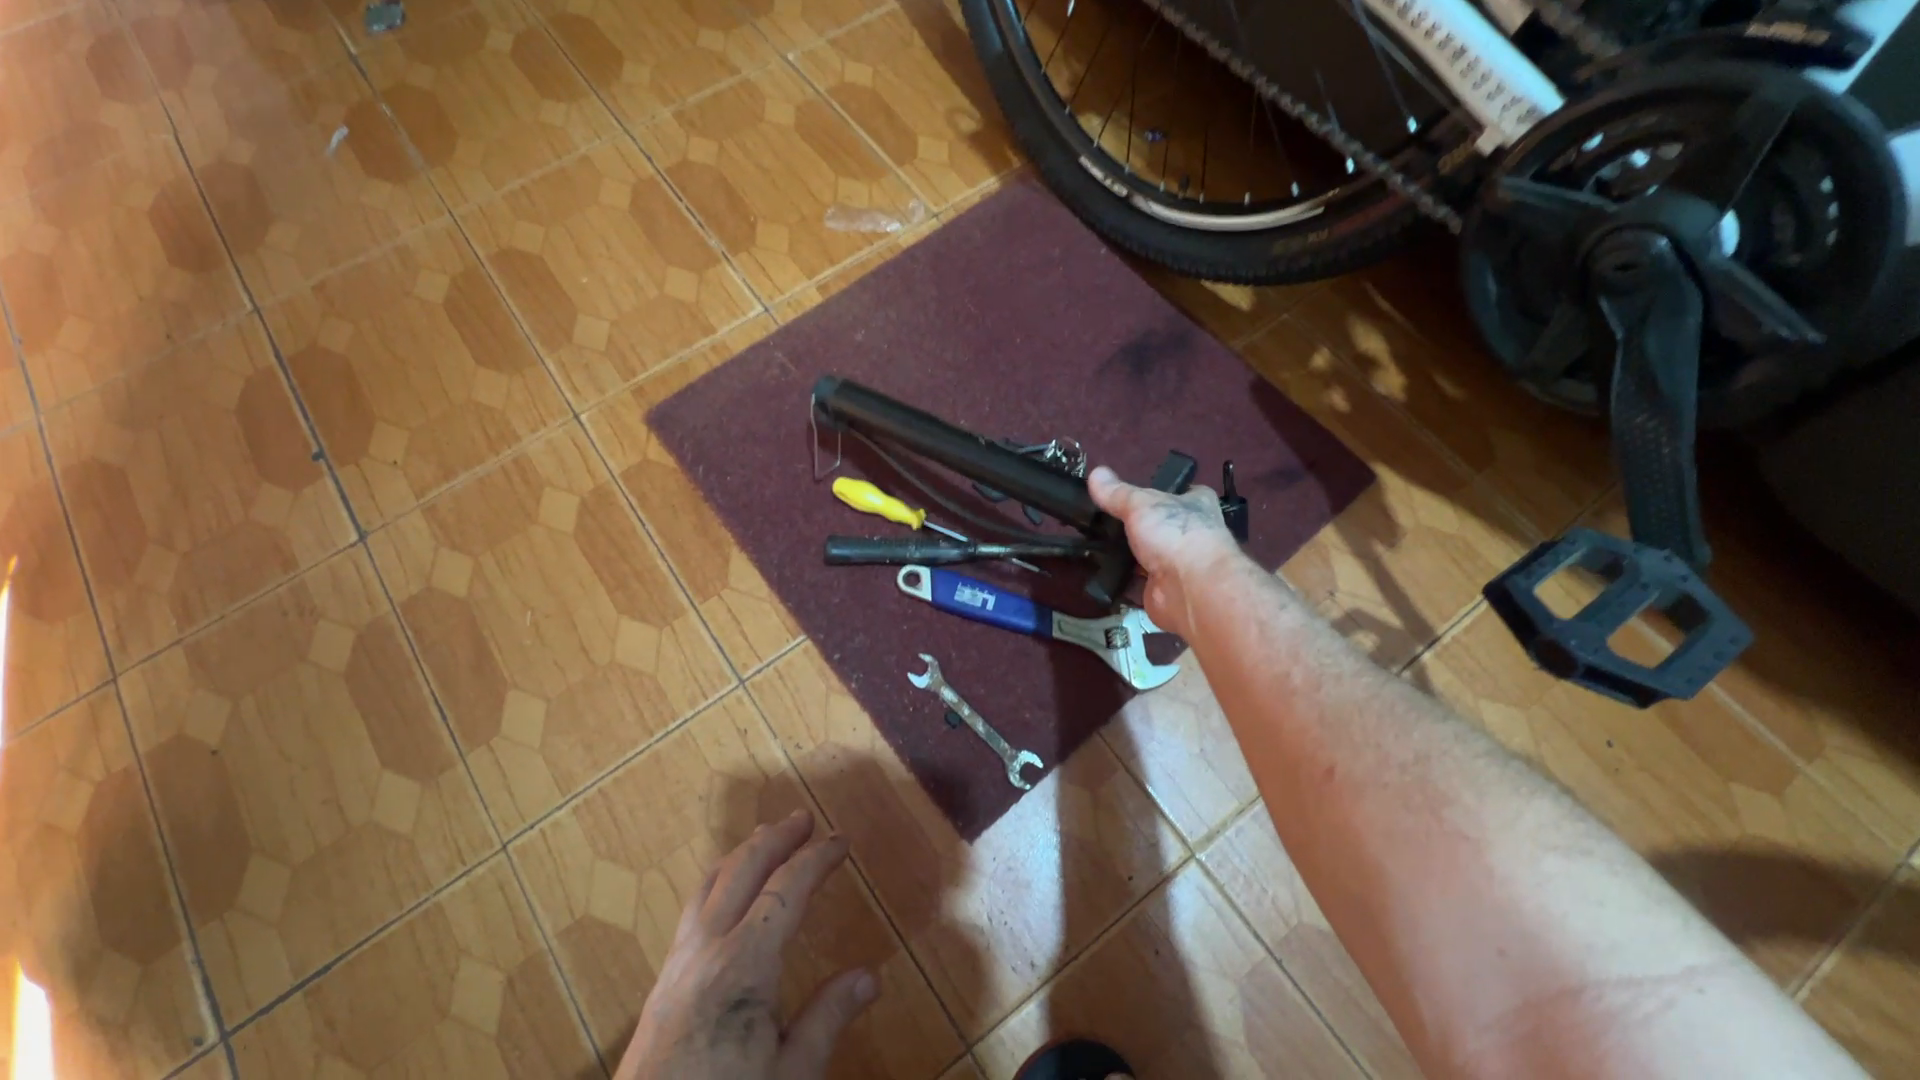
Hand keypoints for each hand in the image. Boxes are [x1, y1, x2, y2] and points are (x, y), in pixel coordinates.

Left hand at [615, 810, 876, 1079]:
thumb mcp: (790, 1075)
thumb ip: (827, 1019)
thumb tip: (869, 976)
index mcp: (745, 964)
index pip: (786, 889)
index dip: (815, 859)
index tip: (840, 840)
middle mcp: (707, 948)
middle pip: (742, 870)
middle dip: (775, 838)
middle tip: (803, 819)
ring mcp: (679, 961)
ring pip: (709, 884)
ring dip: (742, 854)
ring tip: (766, 840)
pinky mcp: (663, 980)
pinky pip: (693, 907)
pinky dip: (719, 880)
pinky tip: (727, 893)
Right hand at [1088, 464, 1242, 638]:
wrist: (1190, 587)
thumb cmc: (1174, 533)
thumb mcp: (1140, 504)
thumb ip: (1117, 493)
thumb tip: (1095, 473)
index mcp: (1196, 505)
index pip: (1183, 493)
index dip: (1163, 491)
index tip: (1138, 492)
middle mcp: (1192, 533)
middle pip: (1162, 525)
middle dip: (1138, 525)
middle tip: (1104, 520)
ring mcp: (1178, 564)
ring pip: (1148, 555)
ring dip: (1128, 554)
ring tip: (1095, 543)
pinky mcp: (1163, 589)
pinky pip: (1137, 582)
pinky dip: (1120, 579)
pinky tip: (1099, 572)